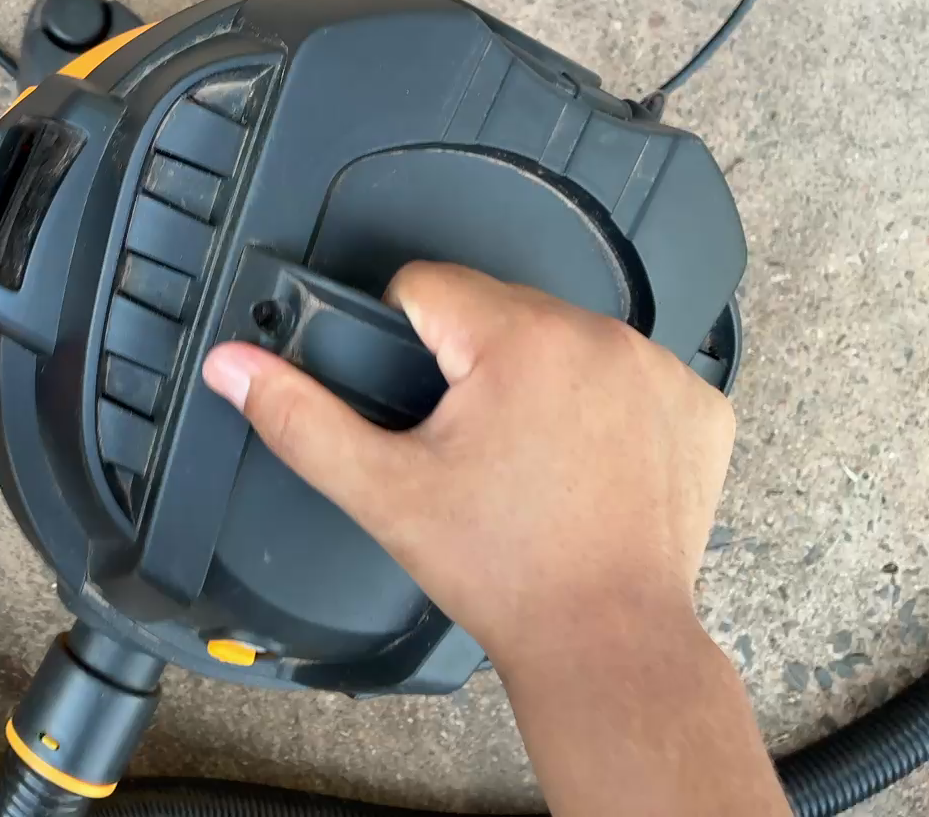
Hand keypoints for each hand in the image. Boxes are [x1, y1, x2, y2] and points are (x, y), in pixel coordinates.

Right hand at [200, 262, 735, 673]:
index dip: (395, 330)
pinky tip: (571, 451)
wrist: (609, 644)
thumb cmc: (499, 566)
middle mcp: (599, 336)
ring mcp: (659, 367)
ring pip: (550, 329)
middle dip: (459, 352)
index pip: (424, 283)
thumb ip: (295, 415)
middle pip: (489, 304)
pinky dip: (587, 393)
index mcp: (518, 340)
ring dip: (520, 367)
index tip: (409, 392)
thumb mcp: (376, 487)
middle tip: (454, 429)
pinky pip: (616, 364)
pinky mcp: (697, 402)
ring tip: (509, 442)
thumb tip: (231, 364)